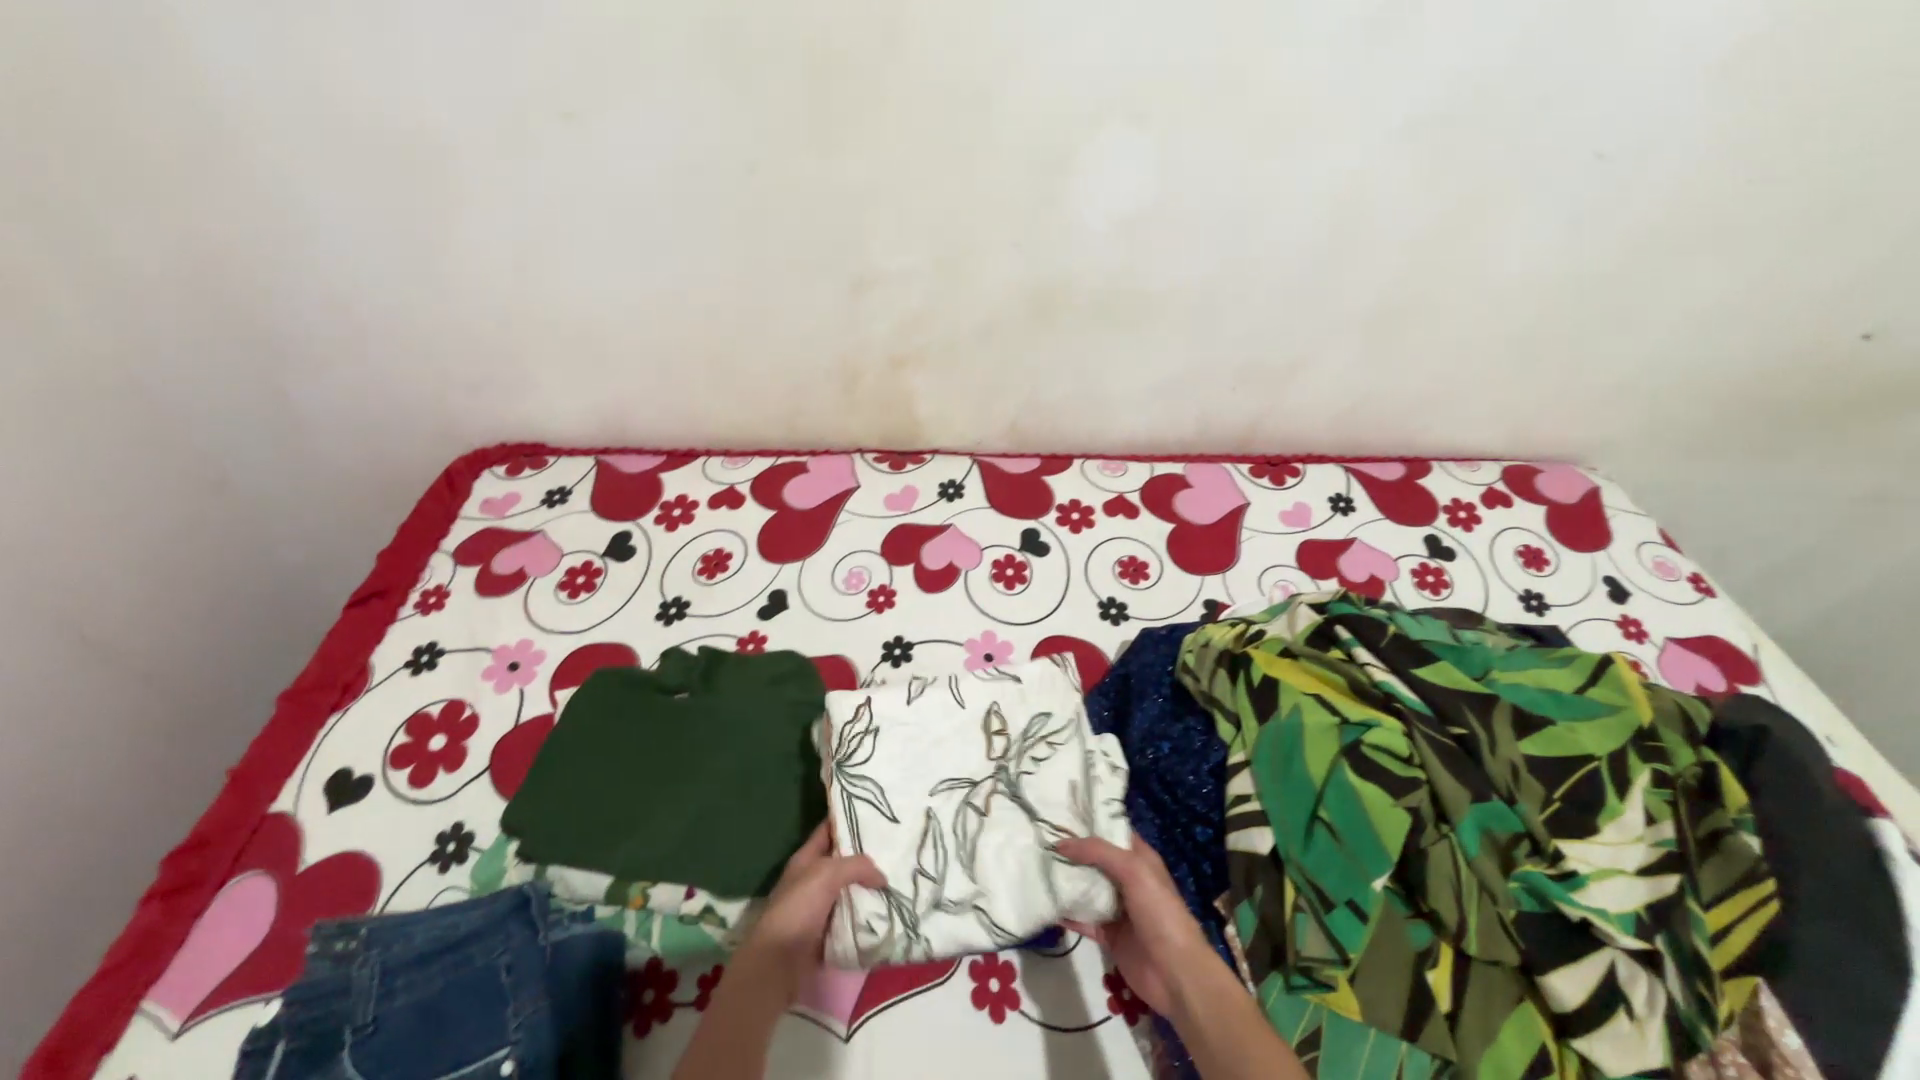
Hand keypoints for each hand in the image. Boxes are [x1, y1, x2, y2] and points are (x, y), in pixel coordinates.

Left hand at [737, 823, 886, 997]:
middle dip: (869, 854)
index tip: (877, 812)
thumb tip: (881, 877)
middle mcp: (814, 878)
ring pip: (852, 889)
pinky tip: (893, 907)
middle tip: (899, 847)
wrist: (780, 962)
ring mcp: (822, 906)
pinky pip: (855, 916)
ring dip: (873, 887)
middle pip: (845, 860)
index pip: (829, 829)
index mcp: (806, 858)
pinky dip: (870, 913)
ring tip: (903, 876)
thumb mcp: (825, 875)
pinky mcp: (830, 931)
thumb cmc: (797, 909)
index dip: (849, 818)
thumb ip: (856, 866)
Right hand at [1055, 832, 1219, 1017]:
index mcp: (1141, 860)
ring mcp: (1118, 909)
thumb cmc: (1160, 913)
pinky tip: (1044, 905)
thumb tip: (1061, 843)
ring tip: (1035, 867)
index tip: (1059, 814)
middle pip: (1095, 860)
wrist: (1175, 973)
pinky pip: (1083, 920)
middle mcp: (1129, 880)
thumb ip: (1098, 852)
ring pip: (1086, 889)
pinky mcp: (1109, 935)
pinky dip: (1066, 914)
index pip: (1113, 833)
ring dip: (1065, 882)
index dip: (1089, 823)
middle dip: (1071, 851)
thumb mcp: (1134, 871)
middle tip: (1039, 840)